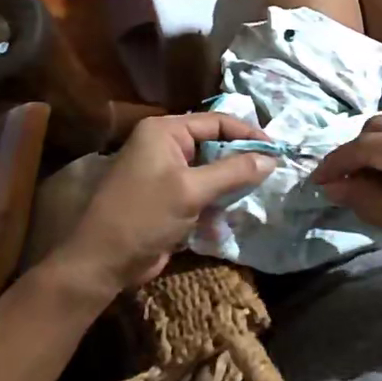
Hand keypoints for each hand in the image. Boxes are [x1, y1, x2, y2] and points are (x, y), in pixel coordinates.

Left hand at [48, 113, 275, 298]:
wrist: (105, 259)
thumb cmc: (145, 214)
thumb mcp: (192, 190)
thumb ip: (233, 171)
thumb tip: (270, 158)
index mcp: (164, 131)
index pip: (215, 121)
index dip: (247, 134)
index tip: (277, 151)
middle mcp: (163, 145)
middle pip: (213, 145)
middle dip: (240, 162)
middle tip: (272, 175)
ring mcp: (164, 173)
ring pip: (209, 172)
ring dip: (229, 187)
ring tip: (255, 198)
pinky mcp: (167, 199)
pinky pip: (200, 193)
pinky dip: (215, 203)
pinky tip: (229, 218)